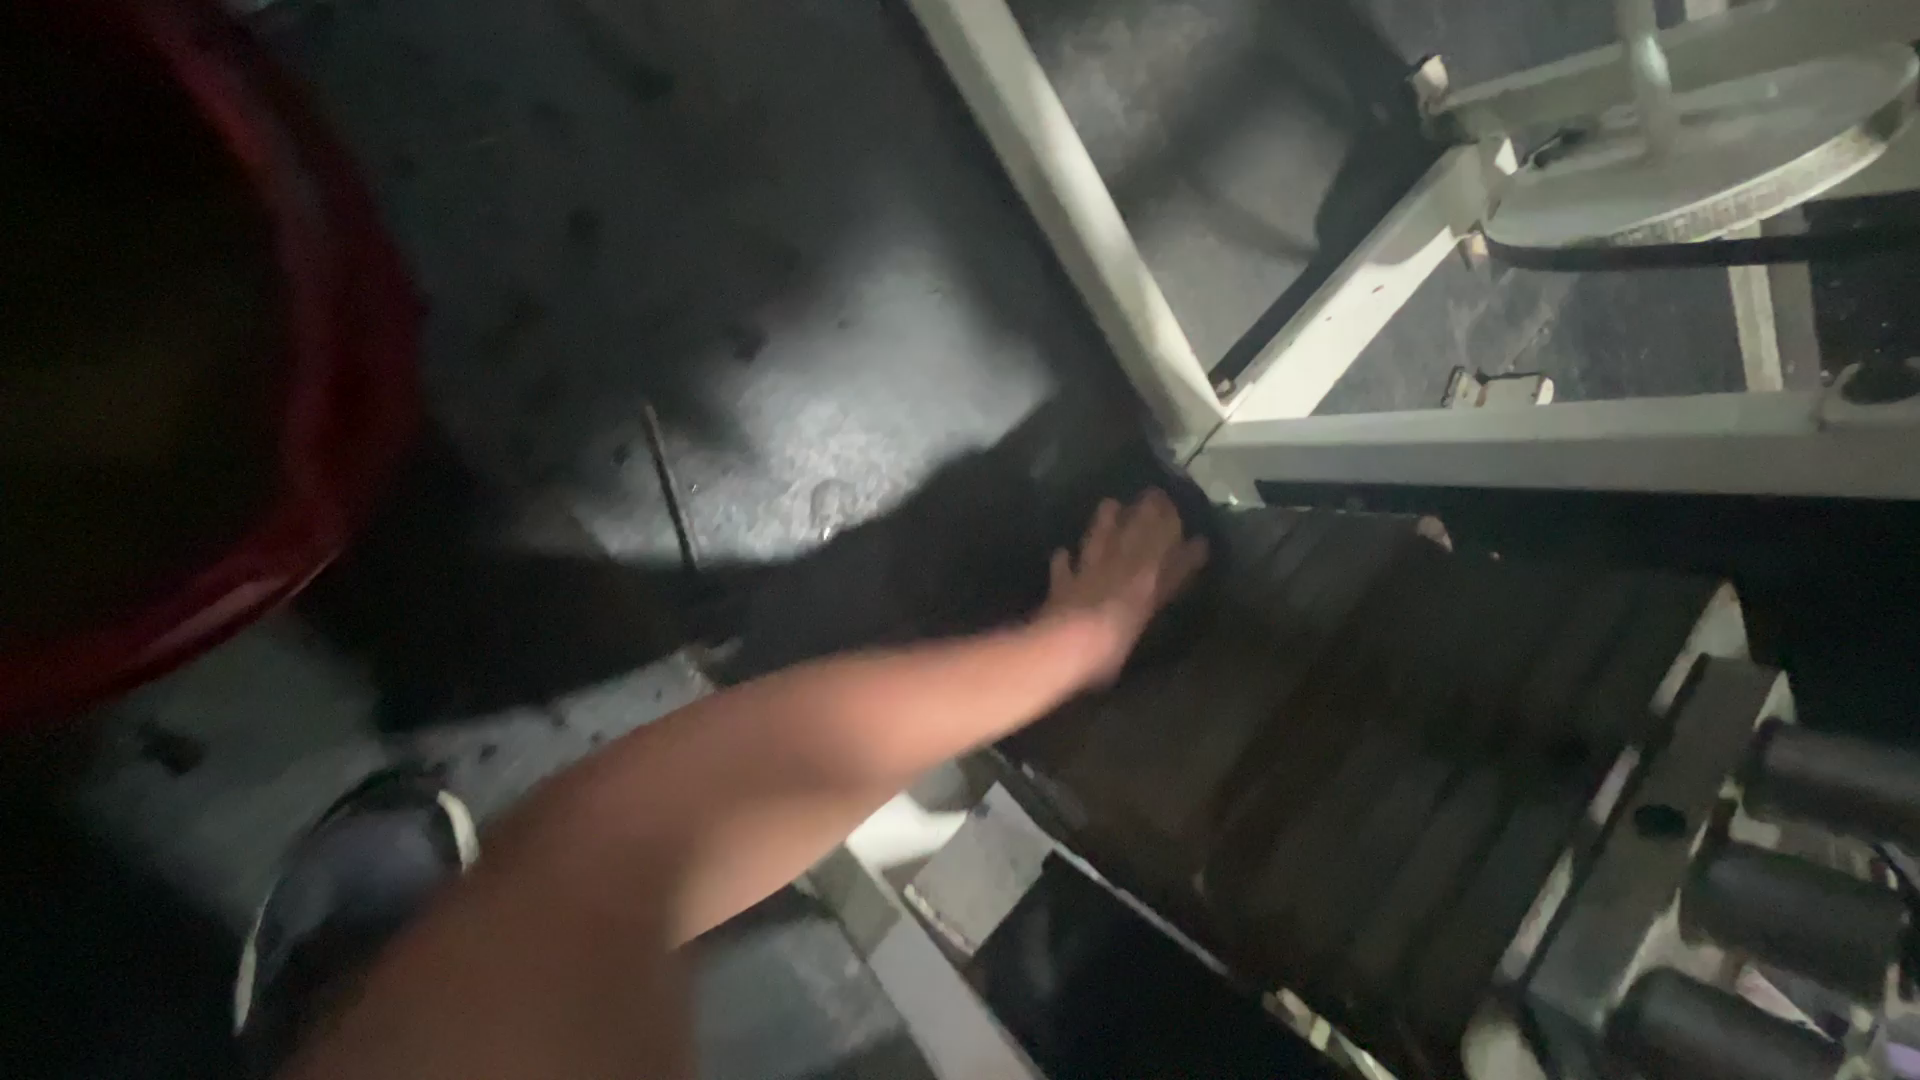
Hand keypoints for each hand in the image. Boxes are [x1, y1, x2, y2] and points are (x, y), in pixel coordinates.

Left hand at [1039, 488, 1208, 685]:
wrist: (1065, 646)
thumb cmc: (1116, 640)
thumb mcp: (1151, 606)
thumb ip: (1172, 576)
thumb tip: (1196, 545)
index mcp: (1142, 573)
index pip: (1160, 540)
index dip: (1168, 522)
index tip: (1175, 505)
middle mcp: (1114, 565)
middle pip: (1129, 533)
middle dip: (1142, 513)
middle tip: (1150, 494)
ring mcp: (1084, 574)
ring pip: (1096, 540)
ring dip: (1104, 523)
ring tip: (1110, 504)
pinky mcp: (1061, 588)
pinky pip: (1063, 569)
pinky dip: (1064, 560)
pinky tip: (1063, 552)